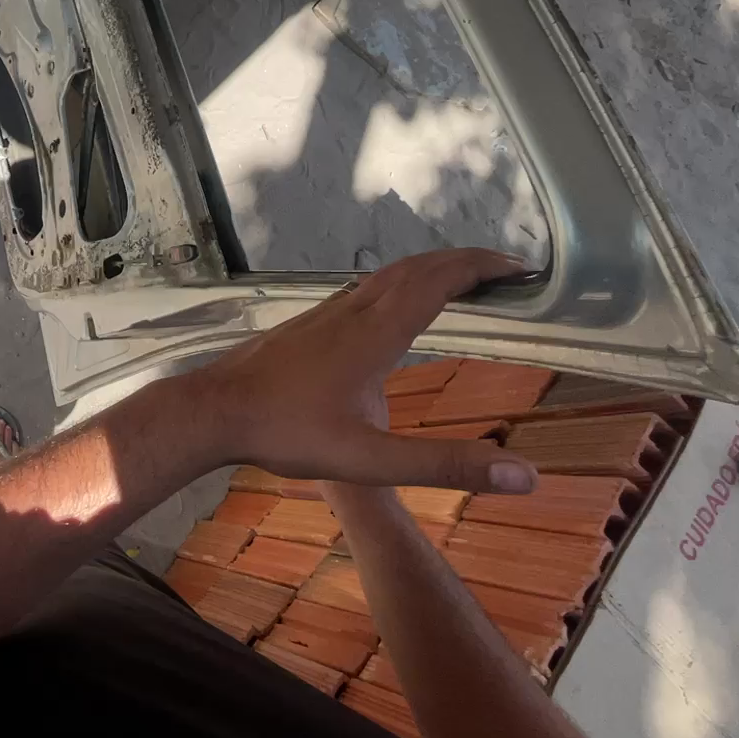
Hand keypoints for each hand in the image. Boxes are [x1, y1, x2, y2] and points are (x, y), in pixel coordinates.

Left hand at [184, 248, 539, 494]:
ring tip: (459, 283)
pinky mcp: (301, 326)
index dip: (478, 269)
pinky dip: (392, 286)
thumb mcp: (369, 459)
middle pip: (409, 271)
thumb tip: (526, 475)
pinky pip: (357, 291)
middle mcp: (346, 314)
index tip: (520, 267)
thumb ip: (444, 465)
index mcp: (370, 336)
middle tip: (504, 269)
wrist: (212, 410)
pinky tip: (390, 311)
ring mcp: (319, 316)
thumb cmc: (284, 432)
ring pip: (379, 278)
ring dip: (425, 271)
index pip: (433, 284)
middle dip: (460, 262)